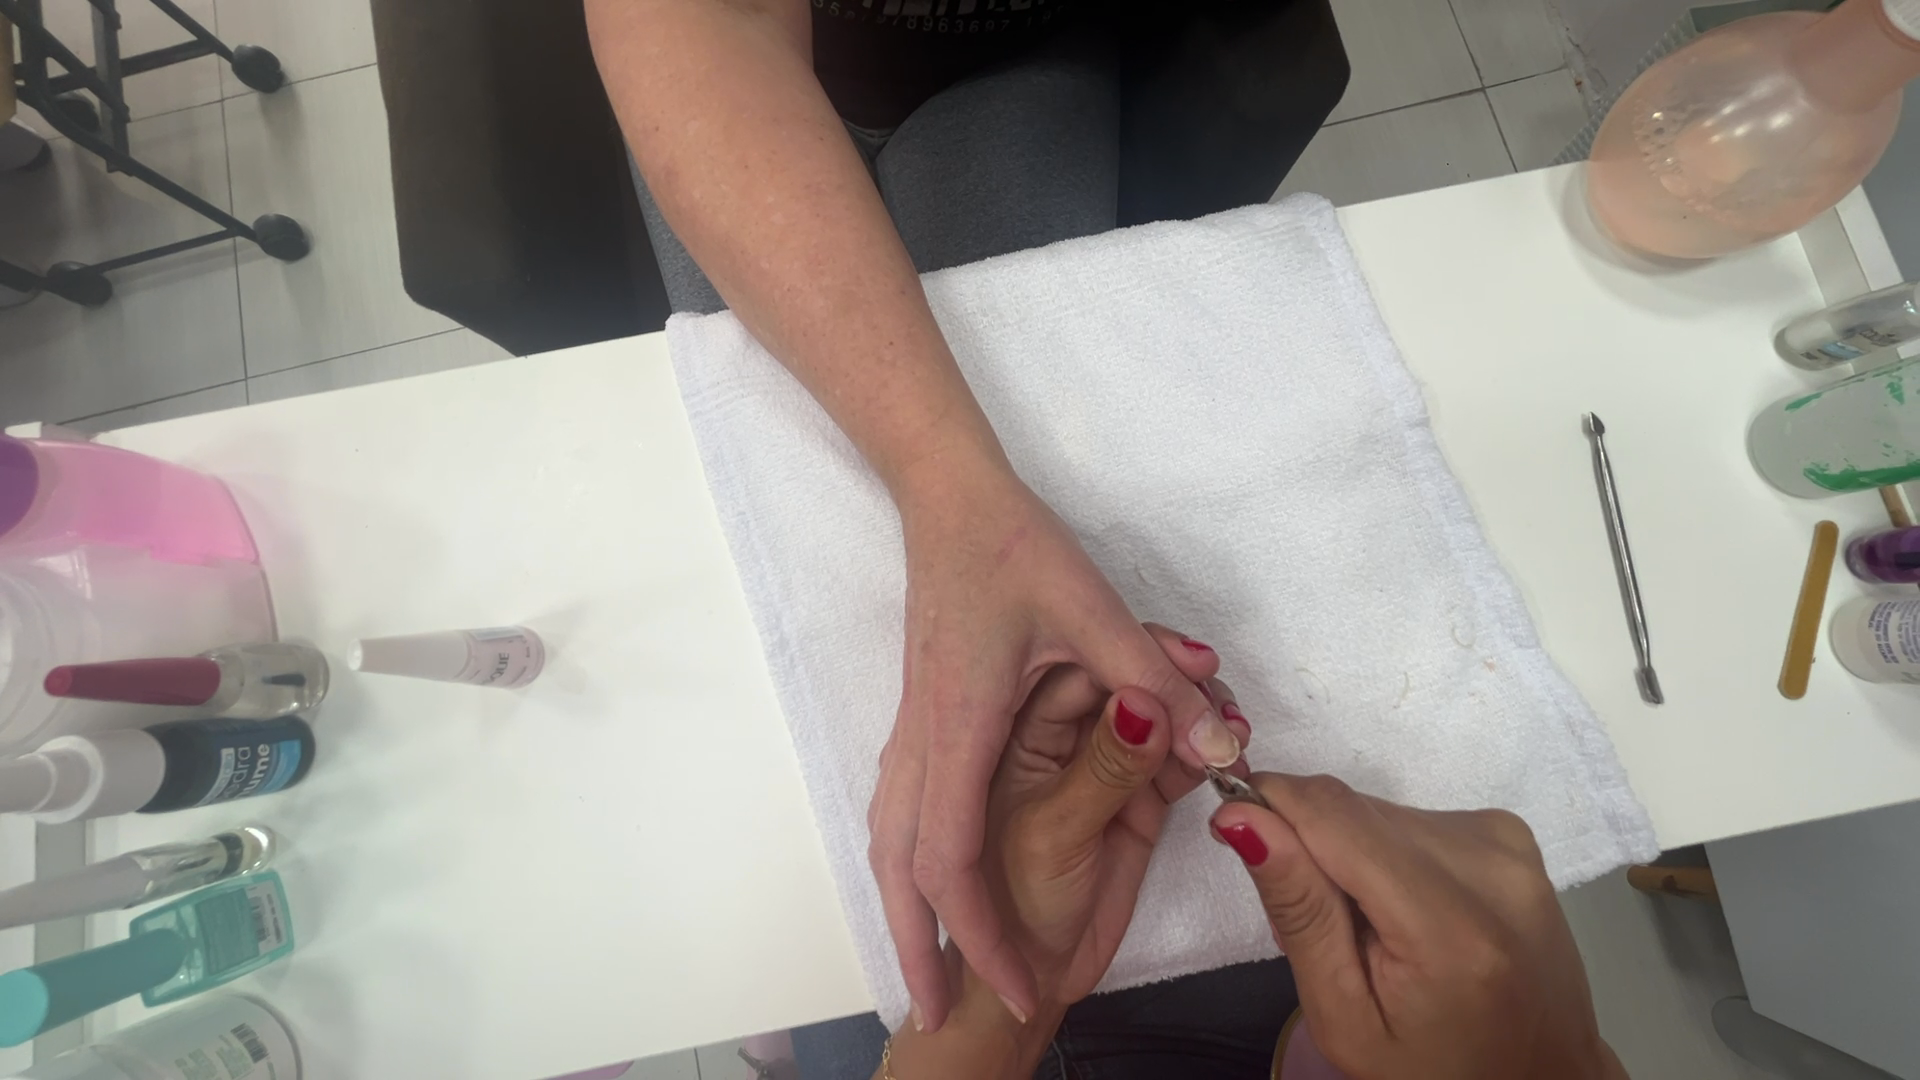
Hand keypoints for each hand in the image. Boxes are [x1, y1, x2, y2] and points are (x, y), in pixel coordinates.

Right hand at [871, 466, 1236, 1030]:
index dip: (981, 933)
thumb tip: (1225, 745)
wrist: (948, 498)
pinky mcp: (919, 705)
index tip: (1023, 991)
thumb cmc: (1013, 548)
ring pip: (887, 831)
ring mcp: (913, 720)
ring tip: (929, 957)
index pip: (952, 853)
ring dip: (905, 902)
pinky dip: (908, 853)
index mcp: (961, 722)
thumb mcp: (1093, 612)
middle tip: (936, 1012)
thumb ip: (1155, 681)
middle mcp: (924, 734)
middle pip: (896, 860)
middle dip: (917, 943)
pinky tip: (932, 864)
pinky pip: (899, 800)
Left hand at [881, 672, 1243, 1078]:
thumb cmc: (1019, 900)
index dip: (1130, 660)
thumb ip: (1102, 772)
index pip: (1079, 674)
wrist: (1040, 973)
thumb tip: (1148, 703)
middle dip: (1172, 682)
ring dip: (1197, 717)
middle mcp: (1065, 735)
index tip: (1187, 660)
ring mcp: (1106, 763)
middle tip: (1217, 685)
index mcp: (1023, 730)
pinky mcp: (1141, 794)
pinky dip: (1205, 756)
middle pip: (1123, 686)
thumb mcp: (1055, 831)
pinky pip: (1178, 762)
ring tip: (1236, 725)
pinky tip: (1233, 755)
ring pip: (1156, 720)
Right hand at [1212, 775, 1626, 1079]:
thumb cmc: (1431, 1071)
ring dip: (1342, 844)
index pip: (1329, 812)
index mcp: (1452, 928)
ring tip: (1360, 914)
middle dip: (1305, 839)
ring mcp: (1506, 844)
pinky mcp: (1506, 831)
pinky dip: (1378, 845)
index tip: (1236, 832)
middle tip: (1312, 911)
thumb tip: (1240, 814)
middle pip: (1345, 807)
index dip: (1269, 804)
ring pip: (1368, 806)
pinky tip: (1397, 898)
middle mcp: (1489, 867)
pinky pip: (1400, 812)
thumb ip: (1297, 910)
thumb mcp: (1342, 1017)